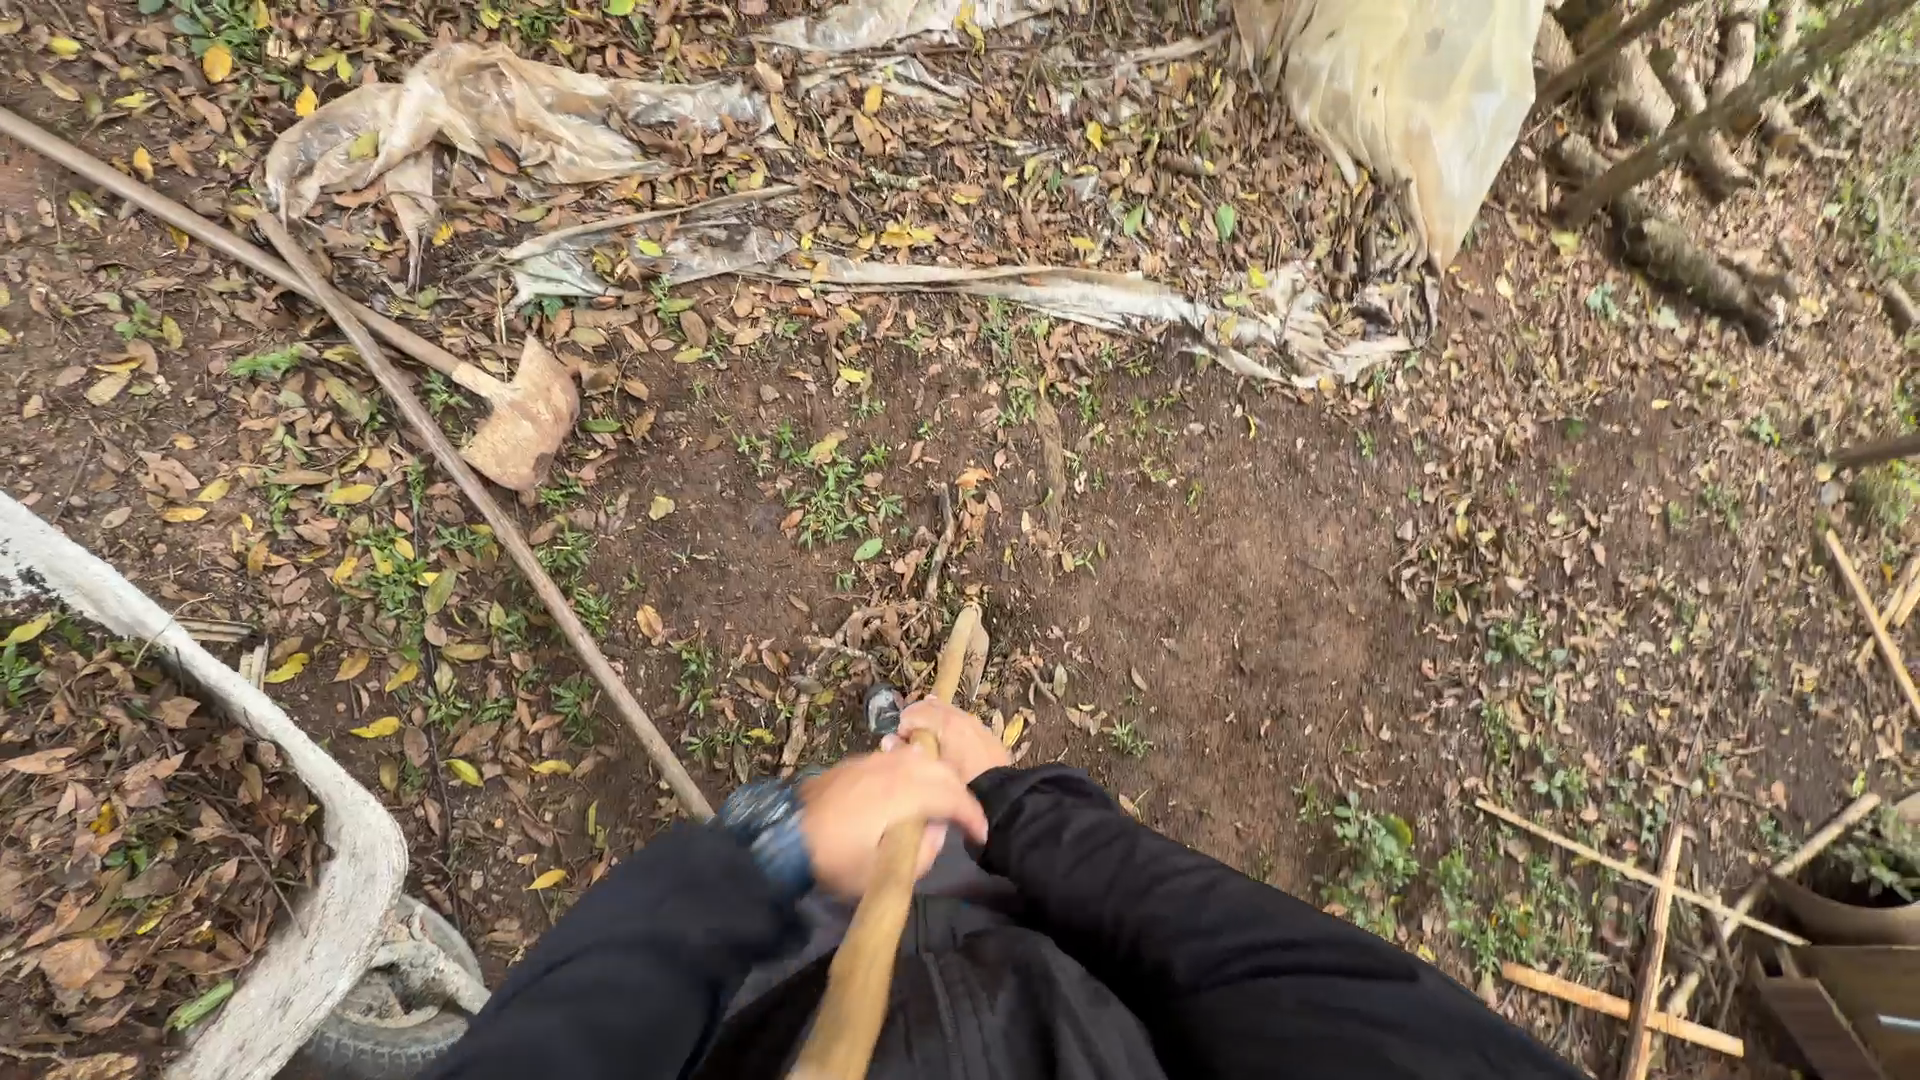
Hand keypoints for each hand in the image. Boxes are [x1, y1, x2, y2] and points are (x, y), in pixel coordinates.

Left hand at [798, 748, 987, 897]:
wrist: (783, 836)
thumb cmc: (834, 860)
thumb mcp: (880, 873)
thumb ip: (921, 854)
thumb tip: (936, 832)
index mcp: (902, 793)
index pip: (952, 796)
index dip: (972, 814)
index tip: (981, 835)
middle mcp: (893, 768)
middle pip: (941, 769)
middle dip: (960, 793)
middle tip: (966, 818)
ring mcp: (873, 760)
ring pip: (921, 757)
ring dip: (939, 777)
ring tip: (944, 803)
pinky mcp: (858, 761)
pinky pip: (900, 757)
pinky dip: (917, 770)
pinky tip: (913, 790)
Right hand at [896, 699, 1010, 784]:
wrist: (1000, 798)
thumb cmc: (959, 786)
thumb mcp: (928, 771)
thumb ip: (904, 752)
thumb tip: (888, 740)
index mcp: (946, 724)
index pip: (916, 713)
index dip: (904, 723)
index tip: (899, 737)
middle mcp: (961, 718)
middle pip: (934, 707)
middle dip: (919, 715)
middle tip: (909, 730)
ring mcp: (977, 725)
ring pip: (951, 712)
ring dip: (936, 718)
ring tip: (926, 729)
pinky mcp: (988, 735)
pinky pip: (965, 723)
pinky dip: (953, 725)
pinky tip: (949, 737)